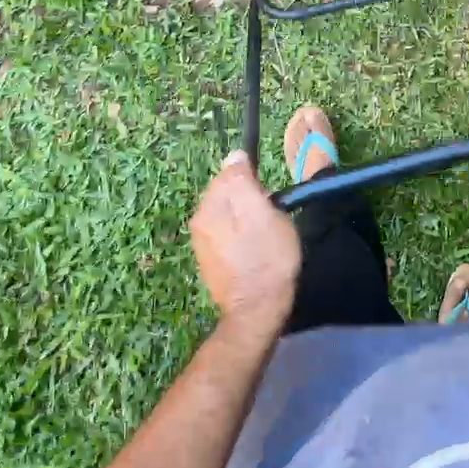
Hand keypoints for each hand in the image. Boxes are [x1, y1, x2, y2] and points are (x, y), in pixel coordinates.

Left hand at [190, 151, 300, 331]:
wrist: (258, 312)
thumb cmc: (267, 258)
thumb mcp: (262, 212)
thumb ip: (243, 181)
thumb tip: (234, 155)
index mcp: (208, 208)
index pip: (229, 173)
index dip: (254, 182)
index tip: (269, 200)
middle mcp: (198, 224)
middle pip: (227, 194)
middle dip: (249, 200)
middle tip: (270, 220)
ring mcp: (203, 245)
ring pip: (229, 215)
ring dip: (247, 219)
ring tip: (266, 237)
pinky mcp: (211, 262)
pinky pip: (228, 234)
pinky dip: (243, 236)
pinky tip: (256, 251)